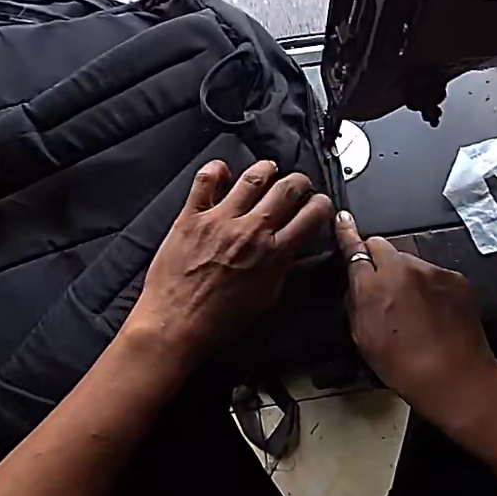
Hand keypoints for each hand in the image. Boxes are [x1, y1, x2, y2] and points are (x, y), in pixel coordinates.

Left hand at [124, 159, 332, 364]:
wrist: (175, 327)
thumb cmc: (217, 322)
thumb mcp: (266, 300)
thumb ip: (285, 271)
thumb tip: (299, 254)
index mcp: (273, 254)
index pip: (311, 214)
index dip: (321, 204)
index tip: (318, 204)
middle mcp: (250, 231)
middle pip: (287, 188)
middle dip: (300, 182)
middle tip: (298, 184)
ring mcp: (220, 220)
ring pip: (253, 177)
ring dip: (266, 169)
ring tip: (269, 169)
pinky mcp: (191, 217)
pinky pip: (206, 180)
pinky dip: (217, 169)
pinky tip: (223, 171)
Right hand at [335, 210, 496, 428]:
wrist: (455, 377)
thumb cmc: (406, 366)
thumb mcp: (362, 337)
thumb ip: (354, 302)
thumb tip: (355, 285)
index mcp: (372, 285)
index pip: (354, 248)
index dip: (346, 234)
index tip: (343, 220)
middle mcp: (401, 269)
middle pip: (381, 246)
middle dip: (376, 259)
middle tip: (379, 286)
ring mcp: (431, 271)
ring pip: (408, 260)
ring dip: (404, 275)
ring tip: (410, 308)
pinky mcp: (454, 278)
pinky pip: (433, 273)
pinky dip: (428, 285)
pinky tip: (430, 311)